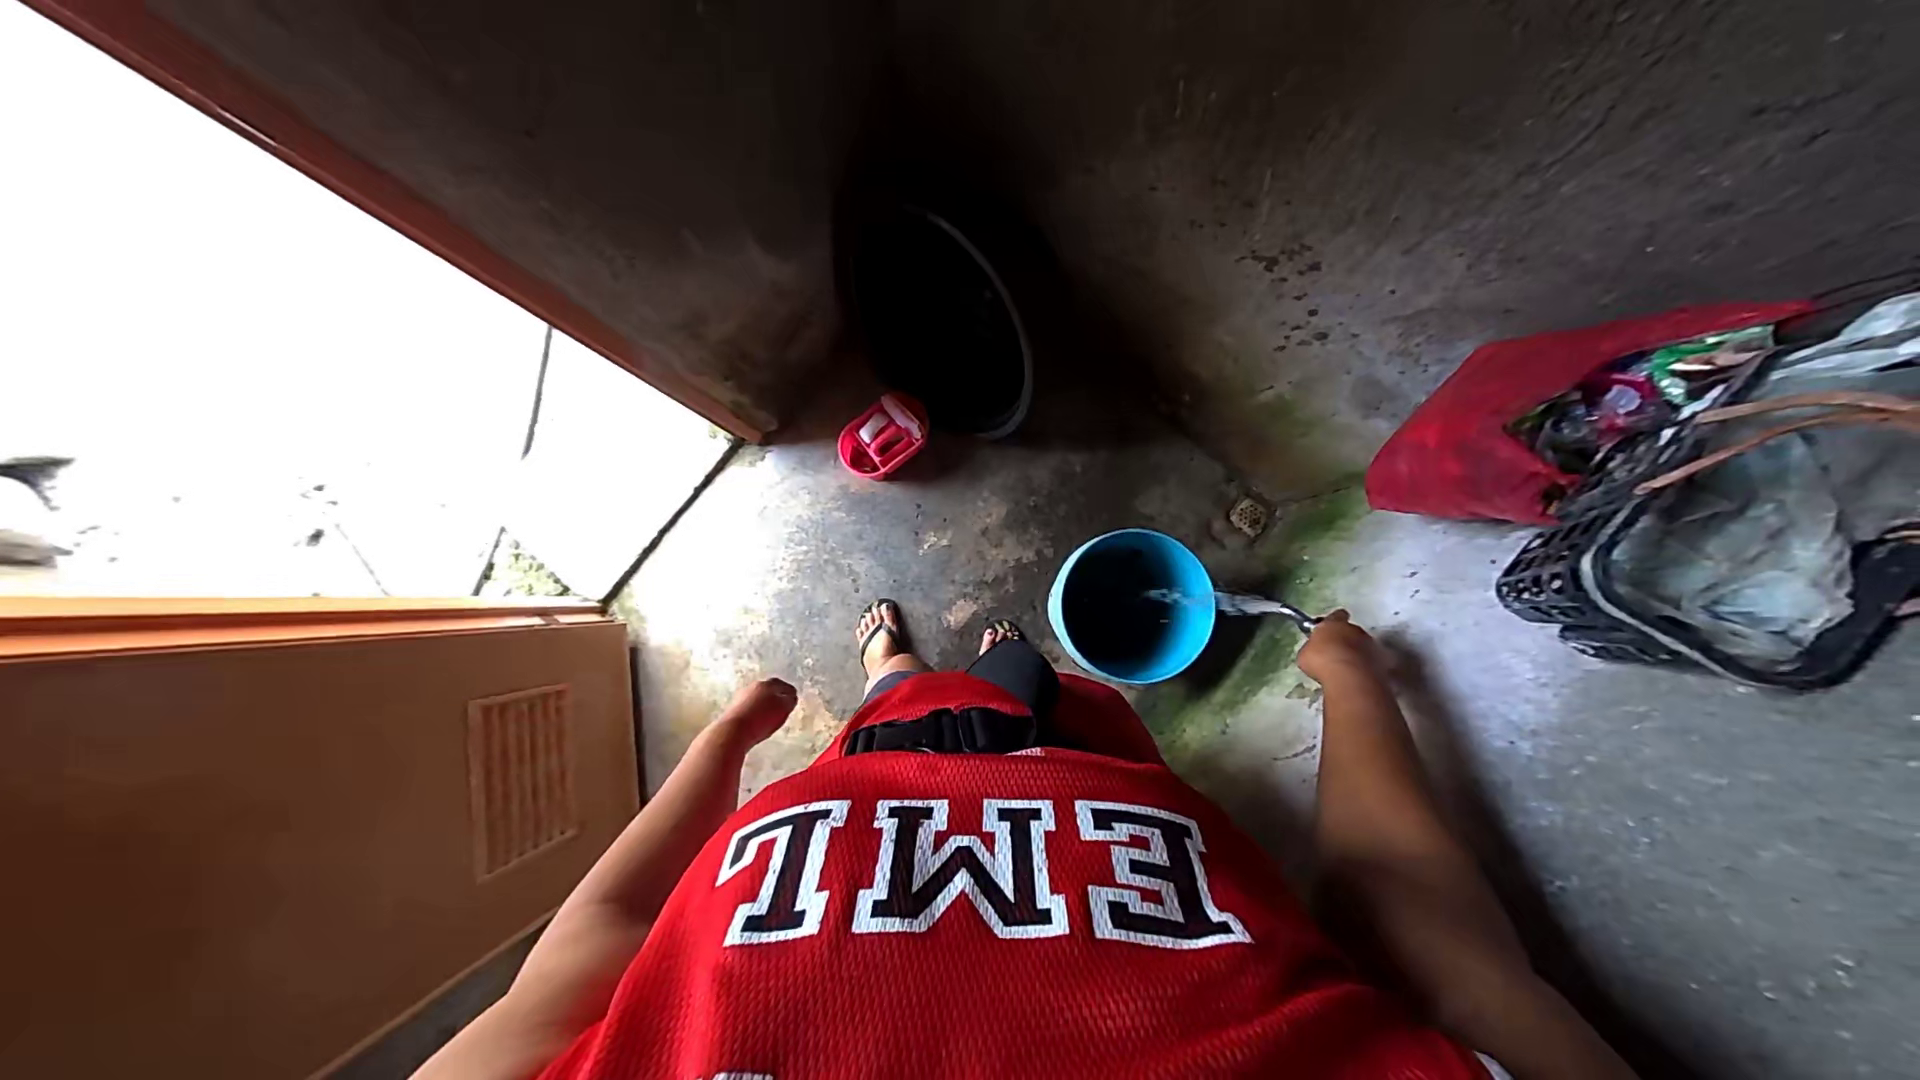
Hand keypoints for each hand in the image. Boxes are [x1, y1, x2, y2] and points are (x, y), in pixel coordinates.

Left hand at [713, 677, 797, 748]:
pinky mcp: (733, 708)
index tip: (794, 700)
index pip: (784, 685)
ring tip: (770, 714)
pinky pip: (749, 707)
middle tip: (782, 706)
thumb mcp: (783, 709)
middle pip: (769, 689)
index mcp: (768, 684)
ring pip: (758, 697)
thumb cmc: (762, 719)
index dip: (790, 693)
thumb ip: (790, 700)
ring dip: (764, 703)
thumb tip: (790, 698)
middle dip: (776, 696)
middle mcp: (754, 686)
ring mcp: (741, 696)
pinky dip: (755, 711)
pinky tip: (757, 720)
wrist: (734, 731)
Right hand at [1296, 610, 1382, 684]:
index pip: (1336, 615)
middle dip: (1346, 639)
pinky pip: (1373, 662)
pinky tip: (1358, 676)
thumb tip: (1314, 650)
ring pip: (1365, 646)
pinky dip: (1367, 667)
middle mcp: (1356, 630)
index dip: (1333, 622)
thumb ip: (1313, 647)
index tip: (1328, 629)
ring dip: (1358, 654)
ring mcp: (1373, 646)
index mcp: (1335, 623)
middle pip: (1352, 631)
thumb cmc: (1322, 660)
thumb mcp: (1305, 653)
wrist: (1350, 678)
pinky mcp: (1384, 662)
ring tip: (1348, 667)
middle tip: (1336, 651)